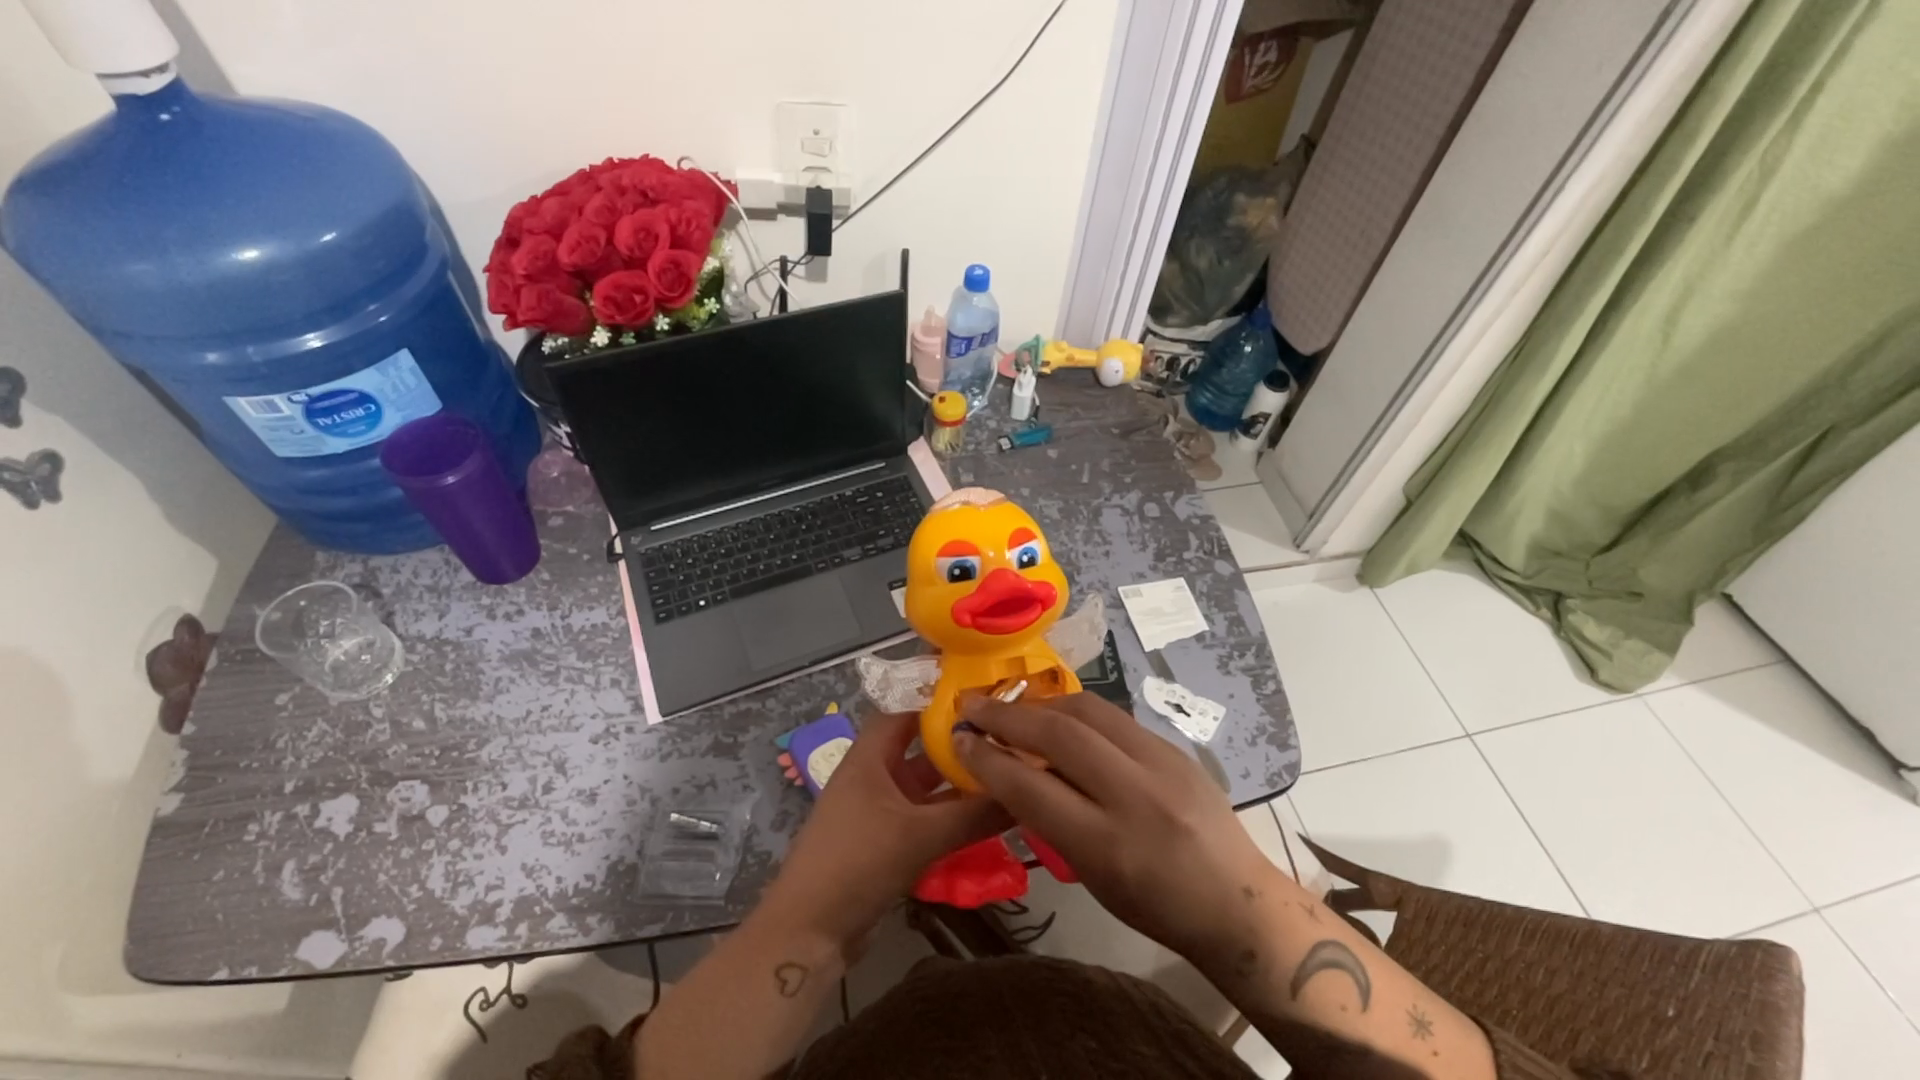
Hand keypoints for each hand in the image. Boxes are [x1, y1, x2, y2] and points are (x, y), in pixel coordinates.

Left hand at [767, 712, 1009, 944]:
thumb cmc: (858, 863)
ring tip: (1005, 777)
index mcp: (869, 759)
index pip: (904, 711)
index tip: (983, 699)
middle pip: (918, 749)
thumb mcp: (920, 835)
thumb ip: (974, 814)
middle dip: (957, 746)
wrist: (810, 931)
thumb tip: (1027, 792)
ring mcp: (877, 811)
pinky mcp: (884, 843)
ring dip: (957, 785)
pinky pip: (923, 819)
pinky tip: (986, 821)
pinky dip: (950, 818)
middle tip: (1006, 740)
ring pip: (924, 788)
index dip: (938, 702)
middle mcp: (872, 777)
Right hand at [956, 693, 1279, 963]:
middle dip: (1007, 715)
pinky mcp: (1175, 747)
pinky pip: (1115, 718)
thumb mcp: (1092, 876)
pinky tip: (1058, 718)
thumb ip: (1051, 821)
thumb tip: (1011, 771)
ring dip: (1041, 703)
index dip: (987, 759)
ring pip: (1089, 710)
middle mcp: (1135, 794)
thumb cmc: (1155, 906)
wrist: (1235, 901)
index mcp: (1108, 843)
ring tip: (1013, 706)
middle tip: (972, 706)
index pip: (1031, 786)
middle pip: (1059, 733)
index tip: (960, 741)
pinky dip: (1076, 712)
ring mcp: (1161, 763)